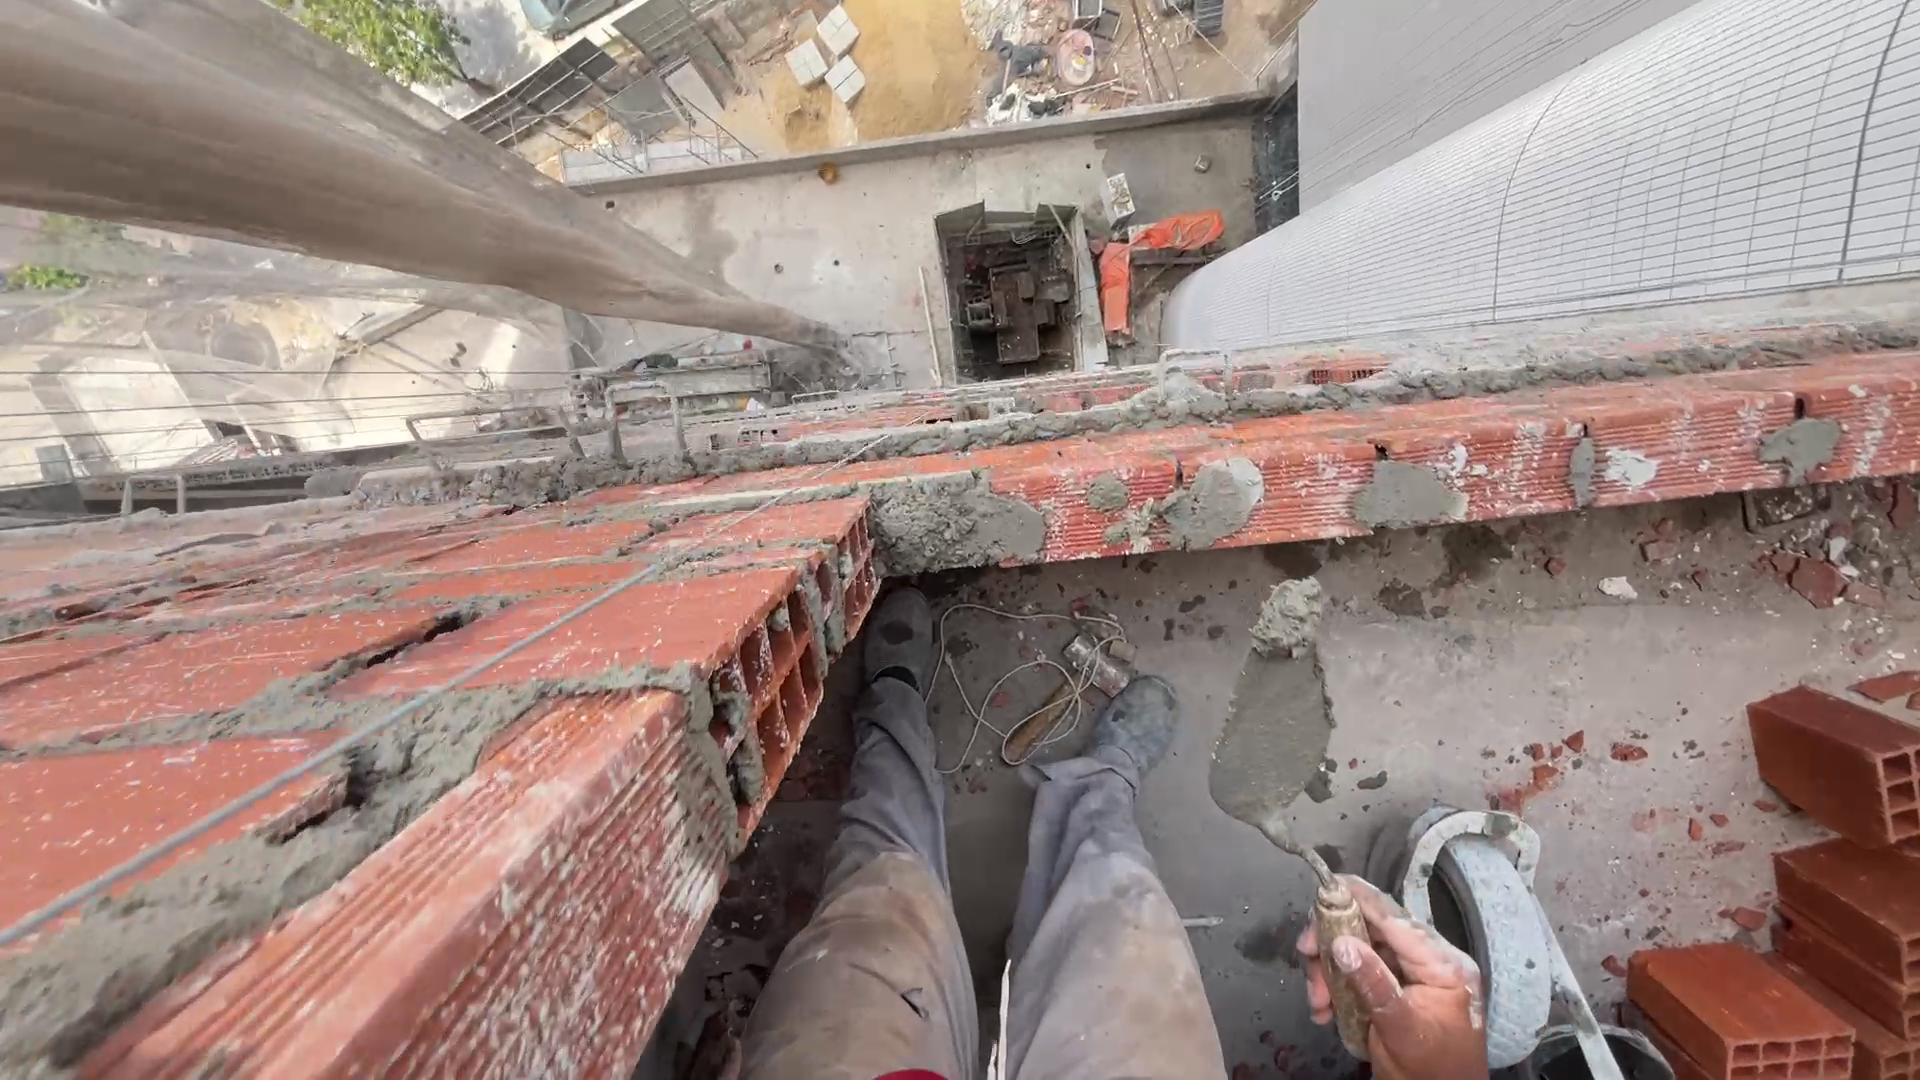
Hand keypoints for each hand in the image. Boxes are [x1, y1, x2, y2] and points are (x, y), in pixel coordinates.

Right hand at [1295, 875, 1485, 1079]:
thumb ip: (1375, 986)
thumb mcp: (1402, 1034)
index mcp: (1442, 964)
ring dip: (1328, 968)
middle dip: (1331, 943)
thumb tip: (1341, 943)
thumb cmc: (1431, 1076)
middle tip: (1305, 957)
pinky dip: (1335, 983)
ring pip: (1355, 945)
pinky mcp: (1394, 983)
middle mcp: (1427, 959)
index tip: (1319, 891)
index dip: (1354, 898)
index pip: (1392, 915)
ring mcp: (1410, 971)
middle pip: (1368, 926)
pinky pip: (1356, 966)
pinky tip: (1324, 1008)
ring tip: (1317, 1001)